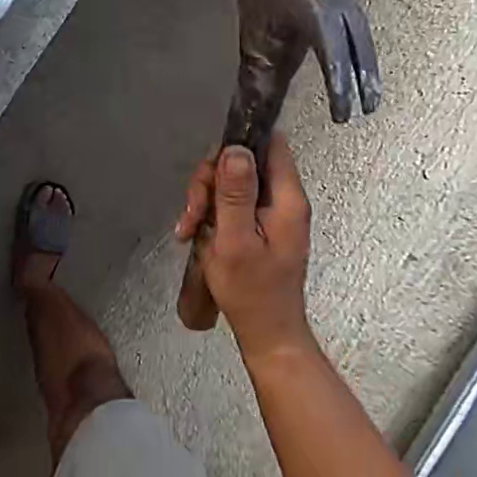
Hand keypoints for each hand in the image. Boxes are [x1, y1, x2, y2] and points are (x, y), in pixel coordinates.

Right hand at [174, 134, 315, 360]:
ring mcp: (272, 215)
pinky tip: (196, 235)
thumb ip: (235, 194)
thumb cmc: (250, 291)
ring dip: (206, 201)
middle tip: (194, 211)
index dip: (238, 148)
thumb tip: (235, 150)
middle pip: (244, 165)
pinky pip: (233, 206)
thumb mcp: (235, 240)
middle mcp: (284, 202)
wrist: (266, 330)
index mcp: (286, 200)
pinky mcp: (260, 228)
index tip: (211, 171)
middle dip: (212, 182)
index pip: (270, 146)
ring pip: (233, 185)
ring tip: (190, 229)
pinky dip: (211, 216)